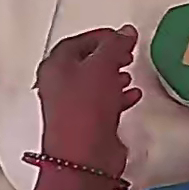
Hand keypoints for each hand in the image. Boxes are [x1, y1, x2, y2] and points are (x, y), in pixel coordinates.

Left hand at [35, 26, 142, 175]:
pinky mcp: (88, 123)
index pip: (77, 42)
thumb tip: (126, 32)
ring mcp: (73, 106)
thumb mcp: (102, 67)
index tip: (120, 35)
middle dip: (108, 55)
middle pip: (86, 62)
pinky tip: (133, 95)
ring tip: (130, 70)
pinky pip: (105, 102)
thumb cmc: (84, 111)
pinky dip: (119, 95)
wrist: (85, 157)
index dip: (100, 36)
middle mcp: (60, 86)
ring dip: (114, 74)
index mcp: (55, 67)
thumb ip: (115, 46)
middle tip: (126, 51)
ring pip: (95, 82)